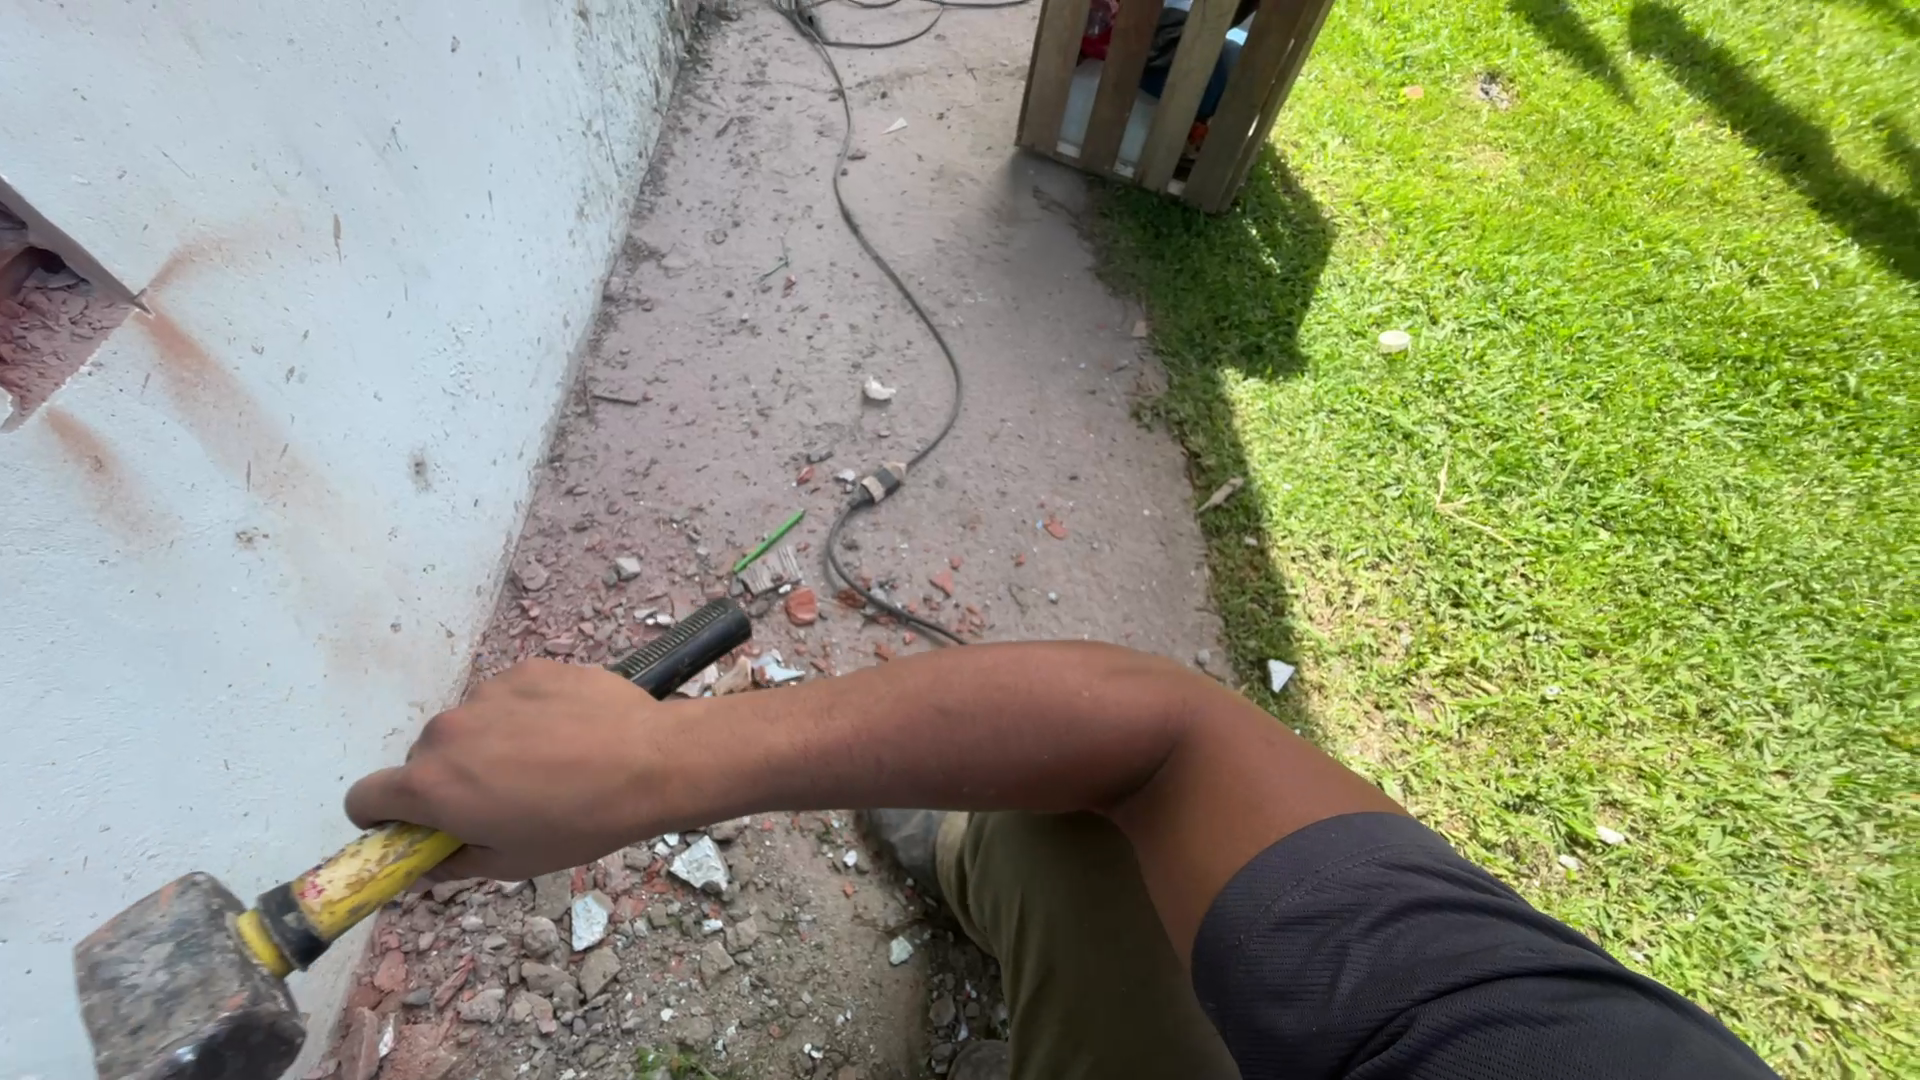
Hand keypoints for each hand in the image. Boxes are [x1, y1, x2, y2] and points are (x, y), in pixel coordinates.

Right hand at [344, 659, 669, 880]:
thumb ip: (453, 862)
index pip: (364, 797)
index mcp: (430, 784)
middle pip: (427, 757)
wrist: (653, 760)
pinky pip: (512, 694)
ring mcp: (492, 691)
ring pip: (473, 722)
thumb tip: (426, 863)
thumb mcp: (512, 862)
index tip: (424, 823)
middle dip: (453, 777)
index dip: (387, 816)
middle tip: (510, 793)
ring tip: (552, 757)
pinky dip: (529, 710)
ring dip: (493, 739)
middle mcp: (448, 730)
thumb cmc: (582, 821)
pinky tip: (571, 727)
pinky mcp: (533, 668)